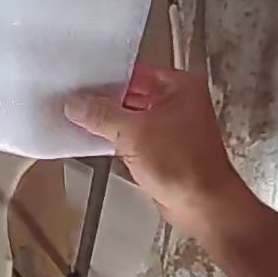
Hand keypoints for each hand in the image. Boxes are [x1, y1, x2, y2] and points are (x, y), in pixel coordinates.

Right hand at [65, 62, 251, 231]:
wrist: (201, 205)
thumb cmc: (185, 166)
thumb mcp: (133, 133)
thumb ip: (101, 115)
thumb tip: (77, 104)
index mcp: (180, 87)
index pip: (135, 72)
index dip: (107, 77)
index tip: (82, 82)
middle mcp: (178, 103)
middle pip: (132, 94)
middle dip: (105, 101)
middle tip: (76, 102)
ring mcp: (171, 127)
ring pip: (131, 117)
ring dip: (109, 121)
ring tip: (80, 119)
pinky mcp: (162, 150)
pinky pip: (133, 137)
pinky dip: (116, 138)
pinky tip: (95, 140)